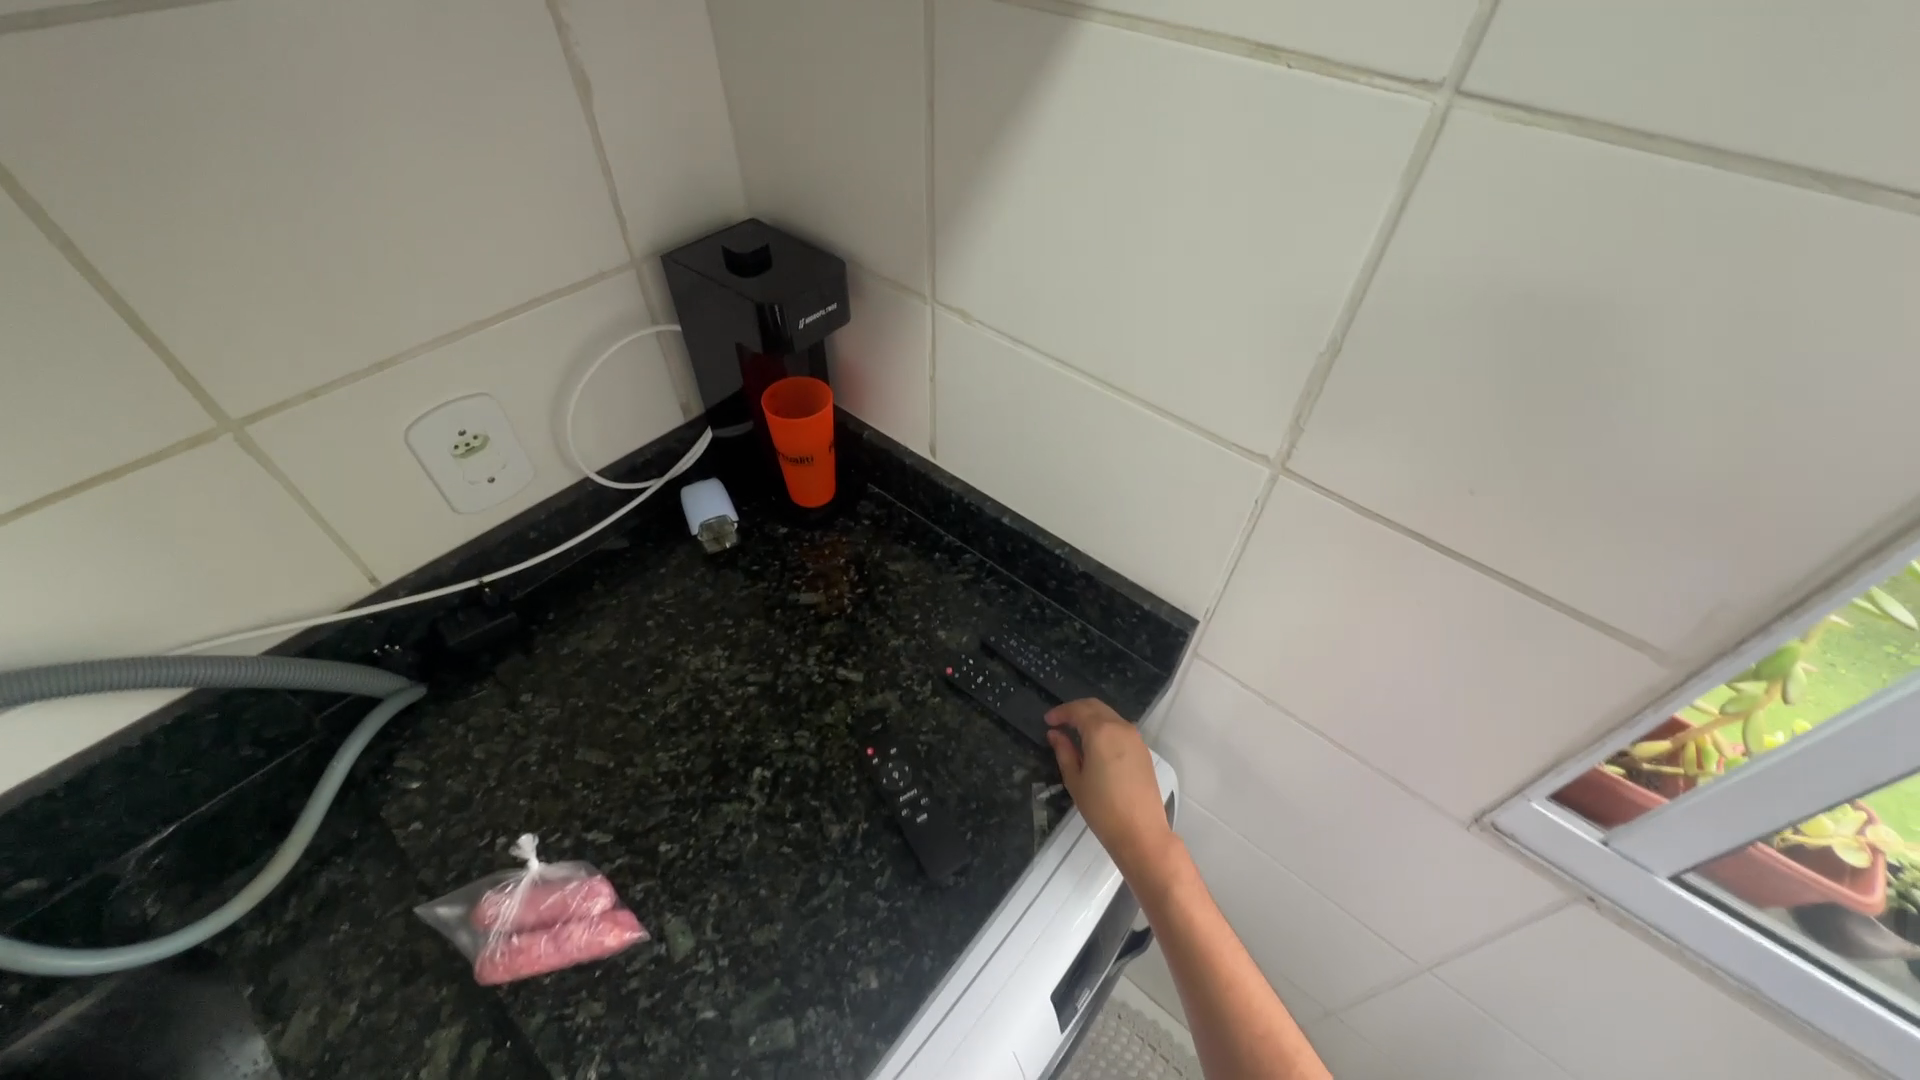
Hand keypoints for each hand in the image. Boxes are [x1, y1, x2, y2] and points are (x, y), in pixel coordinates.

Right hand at [1046, 699, 1176, 881]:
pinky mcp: (1143, 751)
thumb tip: (1056, 734)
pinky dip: (1105, 729)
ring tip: (1075, 734)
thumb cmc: (1102, 808)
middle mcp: (1121, 728)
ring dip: (1091, 718)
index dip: (1060, 713)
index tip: (1047, 721)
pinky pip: (1120, 729)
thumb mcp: (1075, 780)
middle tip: (1059, 722)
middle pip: (1095, 707)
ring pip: (1110, 716)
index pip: (1077, 710)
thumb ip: (1064, 752)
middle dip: (1076, 710)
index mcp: (1101, 732)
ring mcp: (1135, 738)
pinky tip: (1095, 745)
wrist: (1141, 832)